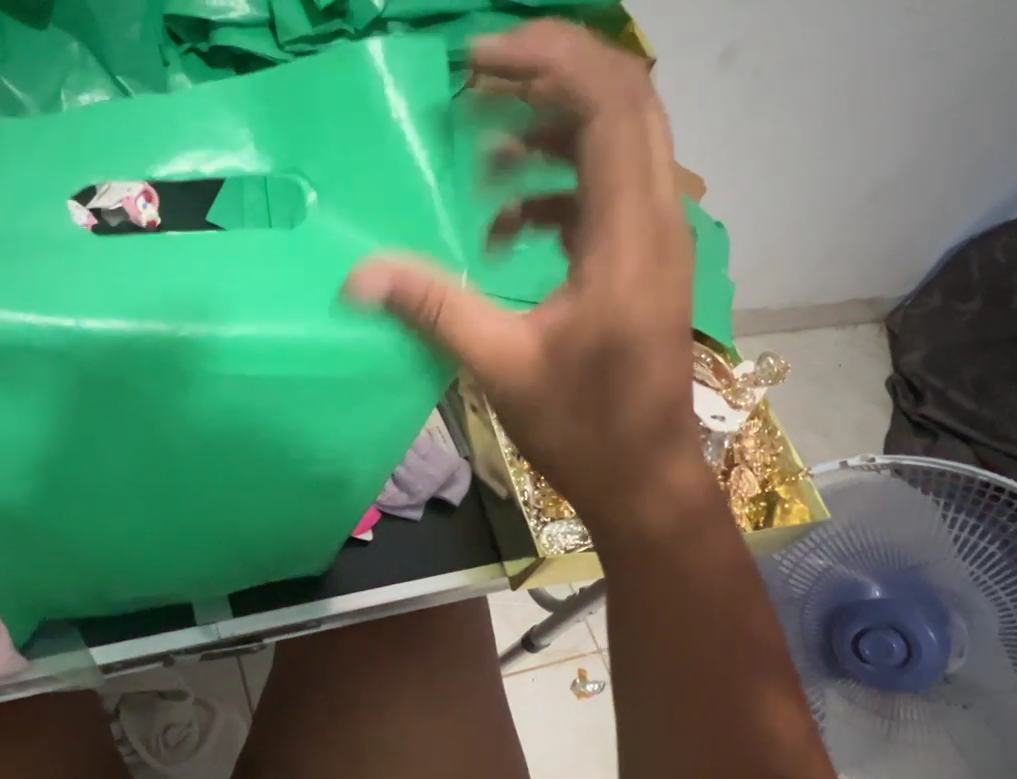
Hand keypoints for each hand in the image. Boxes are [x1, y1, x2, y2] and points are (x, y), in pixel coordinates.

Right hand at [345, 20, 700, 537]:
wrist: (644, 479)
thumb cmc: (584, 427)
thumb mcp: (501, 366)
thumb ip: (434, 308)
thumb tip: (359, 275)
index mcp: (630, 232)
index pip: (611, 102)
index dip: (549, 60)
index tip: (477, 60)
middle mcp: (657, 218)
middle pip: (623, 103)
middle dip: (549, 78)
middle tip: (476, 82)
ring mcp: (655, 240)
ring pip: (616, 146)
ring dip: (549, 134)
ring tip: (480, 152)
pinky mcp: (642, 263)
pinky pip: (604, 194)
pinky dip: (555, 191)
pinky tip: (503, 228)